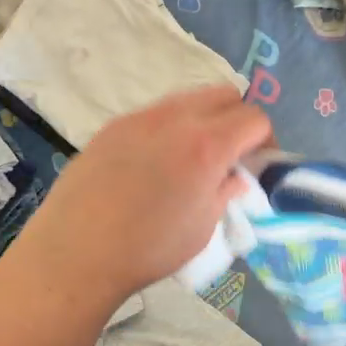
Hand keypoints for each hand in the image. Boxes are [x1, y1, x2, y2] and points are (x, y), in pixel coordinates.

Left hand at [2, 87, 271, 309]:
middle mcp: (176, 118)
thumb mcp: (202, 227)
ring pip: (189, 99)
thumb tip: (236, 177)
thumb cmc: (150, 249)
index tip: (259, 166)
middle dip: (238, 121)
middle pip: (225, 95)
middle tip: (233, 158)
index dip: (265, 141)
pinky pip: (156, 114)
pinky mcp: (114, 126)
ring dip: (204, 121)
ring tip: (195, 162)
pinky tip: (158, 167)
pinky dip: (171, 130)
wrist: (80, 250)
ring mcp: (141, 117)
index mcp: (207, 145)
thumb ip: (225, 193)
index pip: (254, 119)